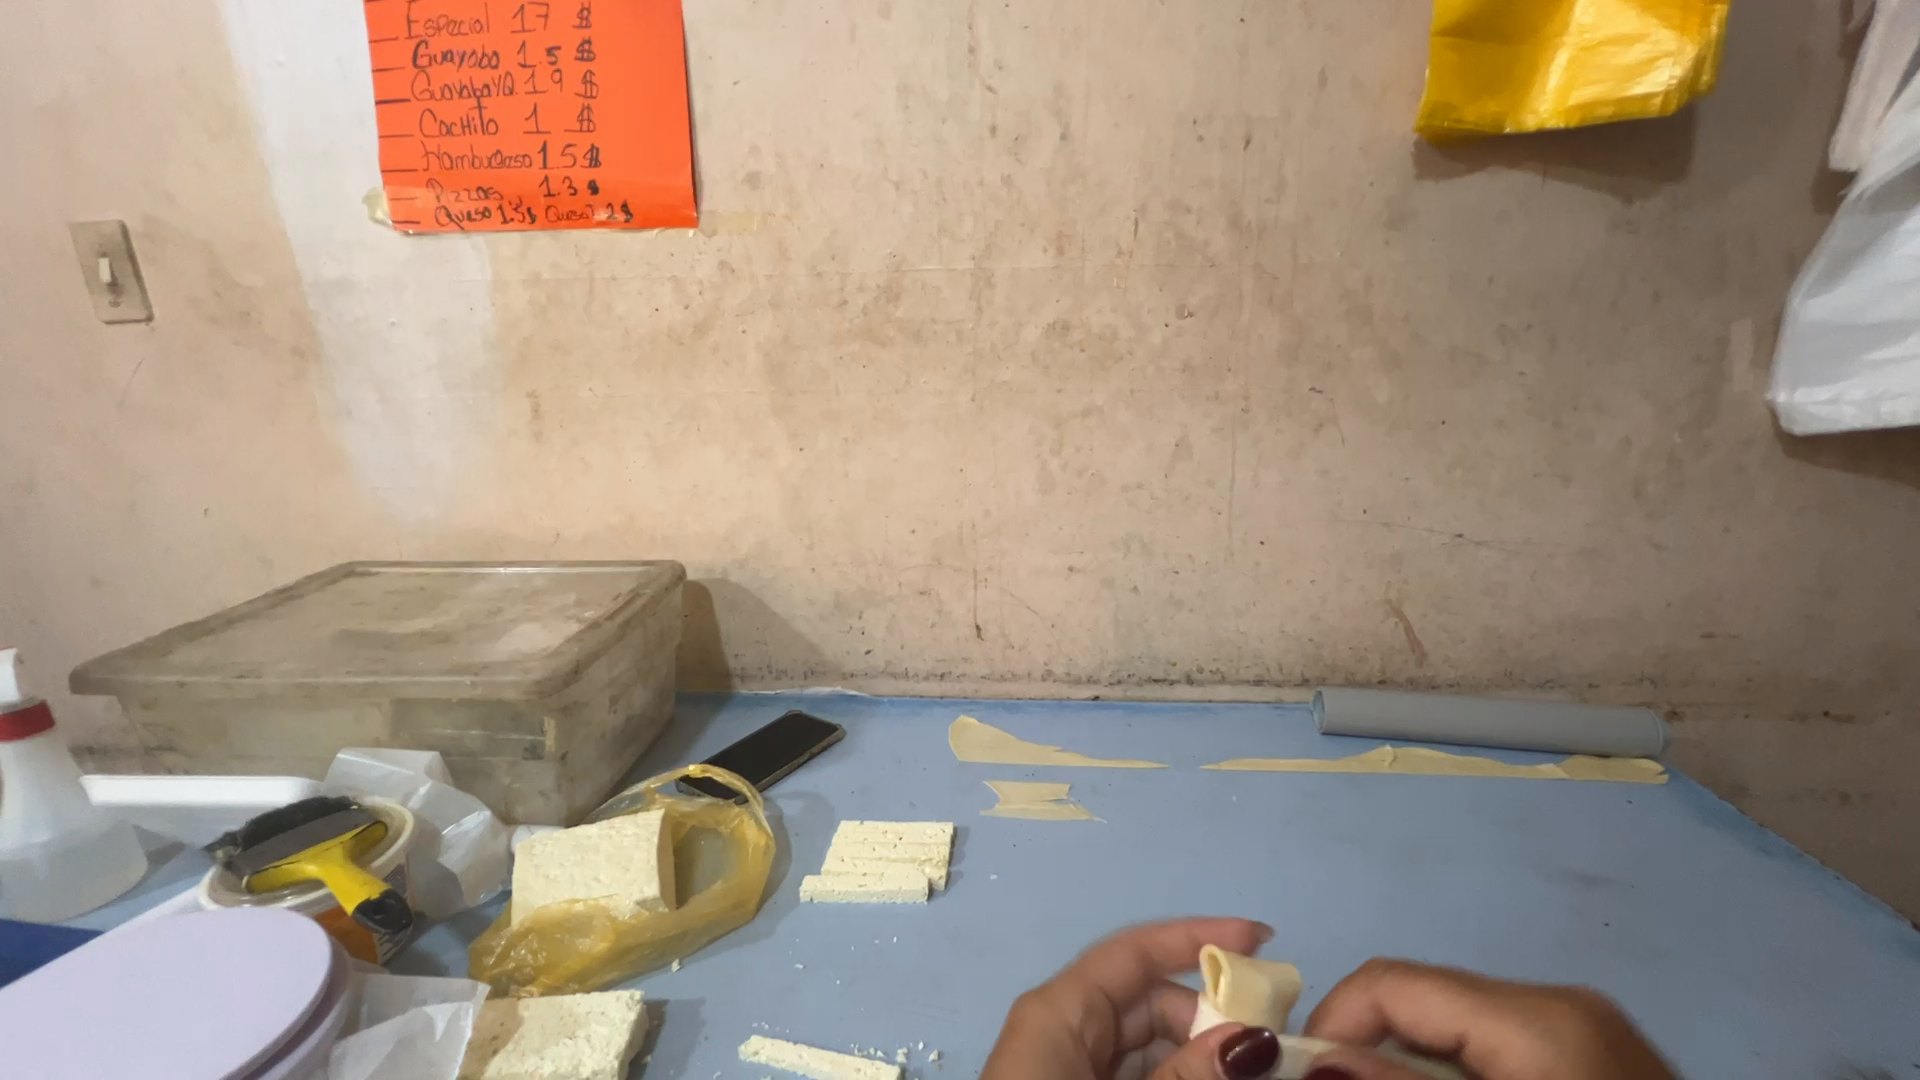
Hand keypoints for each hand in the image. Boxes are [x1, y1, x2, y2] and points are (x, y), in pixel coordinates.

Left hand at [981, 917, 1288, 1079]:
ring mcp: (1069, 1067)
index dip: (1196, 937)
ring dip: (1201, 1057)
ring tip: (1261, 1070)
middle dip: (1212, 1014)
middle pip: (1149, 1001)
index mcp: (1060, 1011)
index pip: (1135, 952)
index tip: (1261, 937)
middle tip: (1278, 1042)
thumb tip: (1252, 1038)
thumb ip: (1187, 1077)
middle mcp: (1064, 1028)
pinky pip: (1137, 1076)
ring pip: (1148, 1046)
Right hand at [1301, 959, 1677, 1079]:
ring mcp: (1583, 1023)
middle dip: (1366, 1043)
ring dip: (1406, 1059)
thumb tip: (1311, 1062)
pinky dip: (1453, 1068)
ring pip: (1451, 1019)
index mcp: (1534, 1015)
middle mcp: (1556, 999)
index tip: (1301, 1073)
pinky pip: (1492, 1041)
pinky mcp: (1595, 1050)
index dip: (1331, 1021)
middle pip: (1417, 997)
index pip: (1389, 982)